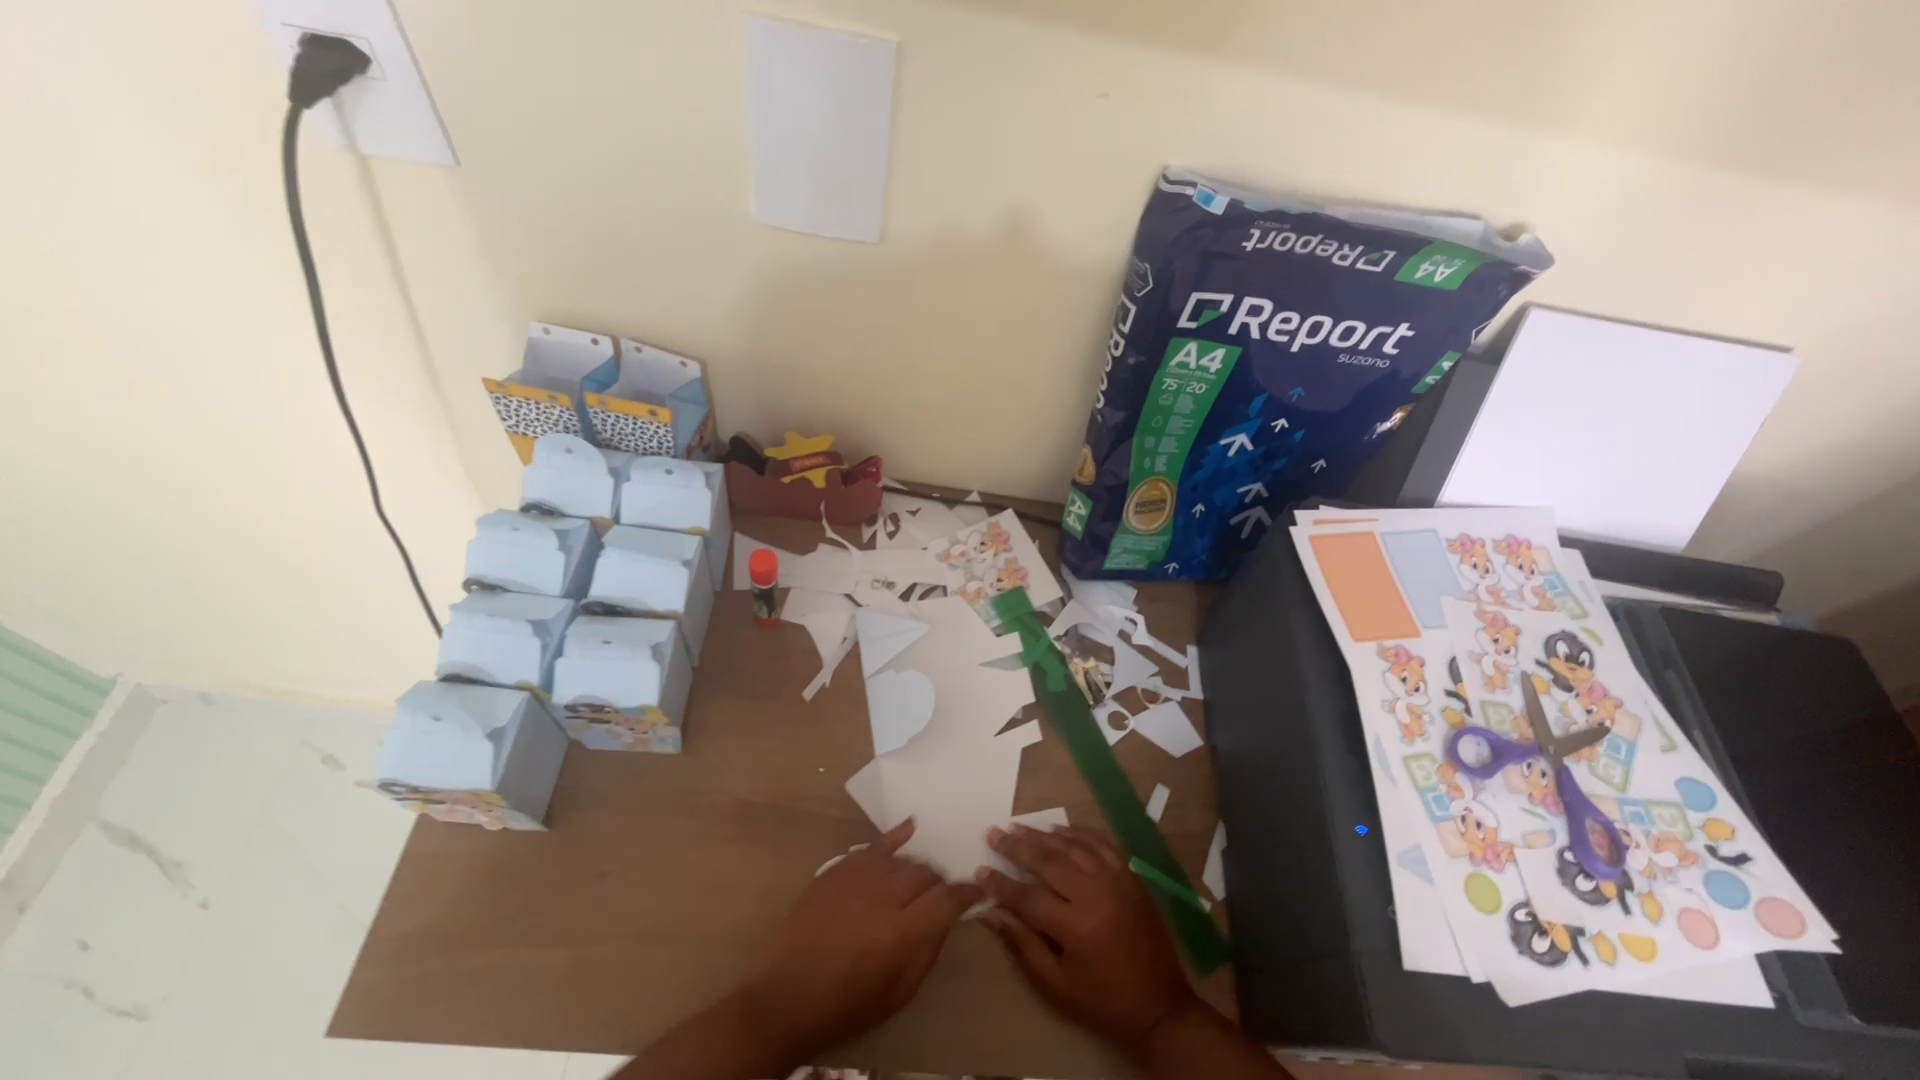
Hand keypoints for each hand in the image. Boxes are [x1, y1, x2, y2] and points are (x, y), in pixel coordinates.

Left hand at [739, 818, 982, 1061]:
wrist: (788, 998)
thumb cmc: (848, 1005)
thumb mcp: (901, 992)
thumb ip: (929, 950)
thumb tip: (947, 917)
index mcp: (901, 934)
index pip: (947, 899)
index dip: (968, 893)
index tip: (978, 891)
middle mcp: (882, 898)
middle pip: (926, 874)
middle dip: (939, 884)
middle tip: (938, 898)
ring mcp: (855, 880)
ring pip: (902, 860)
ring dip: (916, 870)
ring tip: (916, 884)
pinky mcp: (835, 872)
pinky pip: (871, 847)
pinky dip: (893, 837)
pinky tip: (910, 828)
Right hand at [975, 824, 1202, 1057]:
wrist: (1161, 1008)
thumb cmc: (1103, 1002)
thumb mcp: (1056, 985)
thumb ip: (1022, 944)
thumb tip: (990, 912)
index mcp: (1076, 926)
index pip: (1027, 895)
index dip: (1001, 883)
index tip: (980, 870)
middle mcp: (1097, 894)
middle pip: (1050, 860)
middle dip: (1018, 847)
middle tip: (995, 833)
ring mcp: (1118, 882)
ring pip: (1076, 846)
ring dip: (1045, 835)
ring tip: (1020, 827)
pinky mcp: (1133, 879)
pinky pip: (1105, 845)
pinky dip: (1082, 833)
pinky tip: (1063, 830)